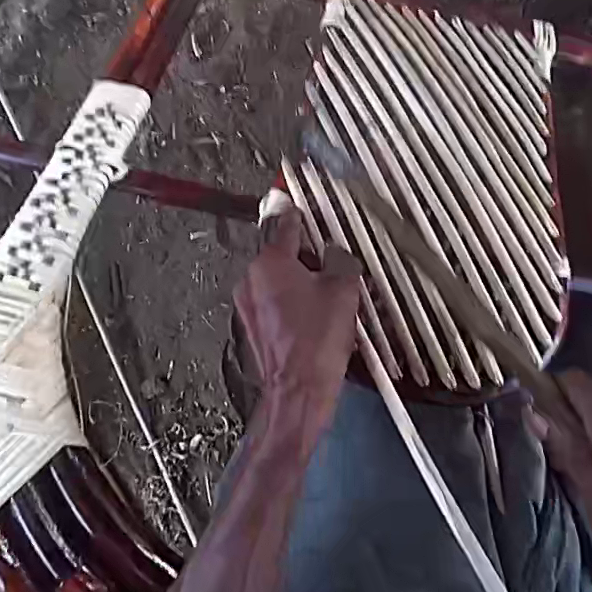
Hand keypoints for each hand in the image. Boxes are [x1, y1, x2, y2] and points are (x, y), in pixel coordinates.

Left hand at [232, 209, 361, 435]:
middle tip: (332, 263)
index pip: (286, 224)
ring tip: (329, 296)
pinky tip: (315, 316)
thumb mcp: (342, 291)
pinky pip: (274, 300)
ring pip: (278, 277)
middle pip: (282, 251)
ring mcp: (248, 302)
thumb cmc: (317, 340)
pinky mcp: (252, 323)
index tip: (299, 200)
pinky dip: (292, 300)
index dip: (298, 212)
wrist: (297, 391)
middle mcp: (252, 277)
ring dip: (301, 279)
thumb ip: (339, 260)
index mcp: (270, 262)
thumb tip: (335, 253)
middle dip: (307, 254)